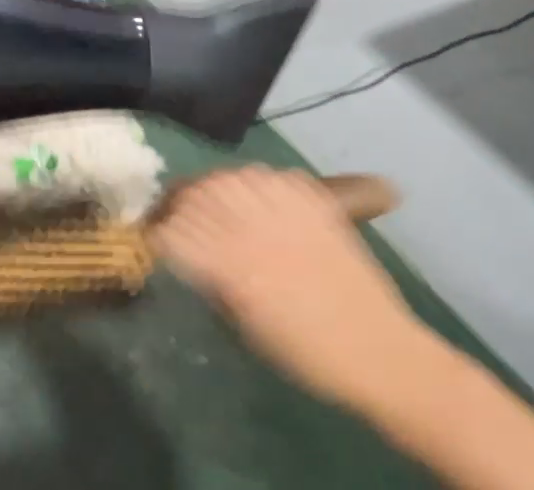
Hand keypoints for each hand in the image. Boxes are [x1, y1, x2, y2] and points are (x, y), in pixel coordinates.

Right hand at [151, 166, 433, 412]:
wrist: (384, 357)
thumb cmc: (303, 352)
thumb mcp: (238, 322)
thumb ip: (208, 277)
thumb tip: (183, 251)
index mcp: (229, 262)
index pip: (170, 225)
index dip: (154, 229)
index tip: (149, 237)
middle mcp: (254, 229)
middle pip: (196, 190)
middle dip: (179, 201)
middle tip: (176, 215)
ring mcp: (290, 214)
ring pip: (233, 176)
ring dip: (215, 186)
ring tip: (214, 201)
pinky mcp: (322, 209)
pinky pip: (279, 177)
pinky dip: (260, 182)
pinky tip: (257, 198)